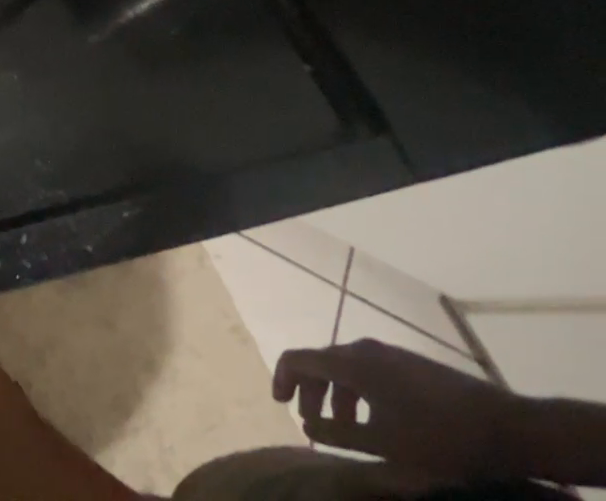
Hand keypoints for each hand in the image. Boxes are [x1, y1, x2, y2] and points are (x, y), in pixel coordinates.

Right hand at [274, 339, 518, 478]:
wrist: (513, 429)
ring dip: (339, 395)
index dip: (281, 379)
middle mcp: (364, 350)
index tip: (281, 404)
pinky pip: (372, 371)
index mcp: (350, 364)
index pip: (296, 359)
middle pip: (321, 363)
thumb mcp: (383, 444)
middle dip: (313, 393)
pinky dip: (362, 392)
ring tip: (350, 427)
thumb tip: (307, 427)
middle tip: (317, 424)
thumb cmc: (439, 437)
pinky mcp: (414, 365)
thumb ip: (336, 434)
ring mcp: (392, 354)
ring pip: (349, 369)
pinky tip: (381, 419)